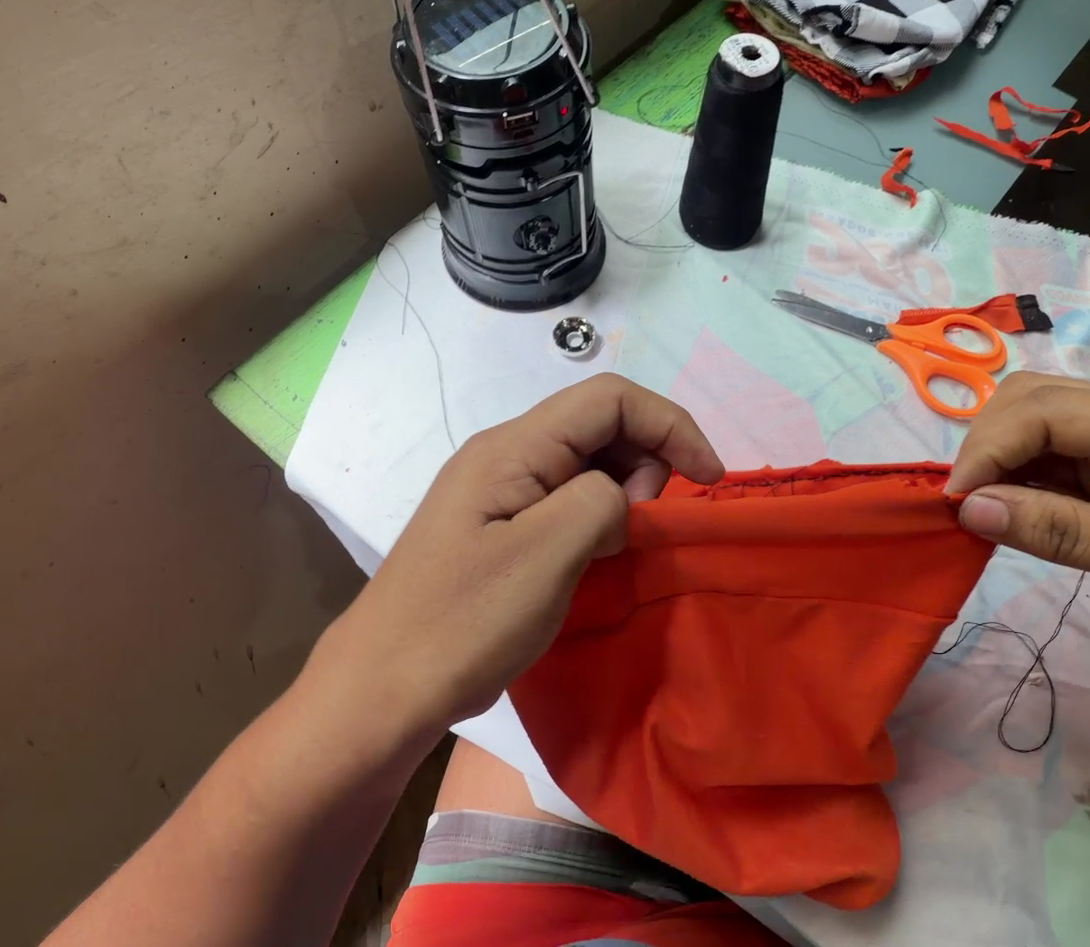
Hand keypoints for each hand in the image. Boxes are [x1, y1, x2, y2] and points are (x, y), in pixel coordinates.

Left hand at [332, 375, 723, 727]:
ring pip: (587, 465)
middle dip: (647, 461)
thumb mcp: (546, 556)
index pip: (609, 398)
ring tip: (621, 548)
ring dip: (625, 493)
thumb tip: (622, 494)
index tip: (707, 479)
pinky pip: (567, 501)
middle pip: (599, 425)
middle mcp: (505, 455)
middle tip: (647, 526)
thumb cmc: (463, 622)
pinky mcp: (501, 528)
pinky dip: (601, 519)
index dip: (670, 425)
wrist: (383, 690)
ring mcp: (500, 492)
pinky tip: (600, 558)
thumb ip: (601, 501)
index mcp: (512, 448)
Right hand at [948, 372, 1089, 664]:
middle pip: (1041, 399)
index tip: (954, 500)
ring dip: (1003, 462)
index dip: (990, 447)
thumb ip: (1058, 529)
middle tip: (964, 505)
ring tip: (980, 511)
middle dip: (990, 444)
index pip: (1052, 409)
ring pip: (1046, 426)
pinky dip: (1026, 482)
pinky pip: (1063, 462)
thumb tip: (966, 507)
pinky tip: (1012, 512)